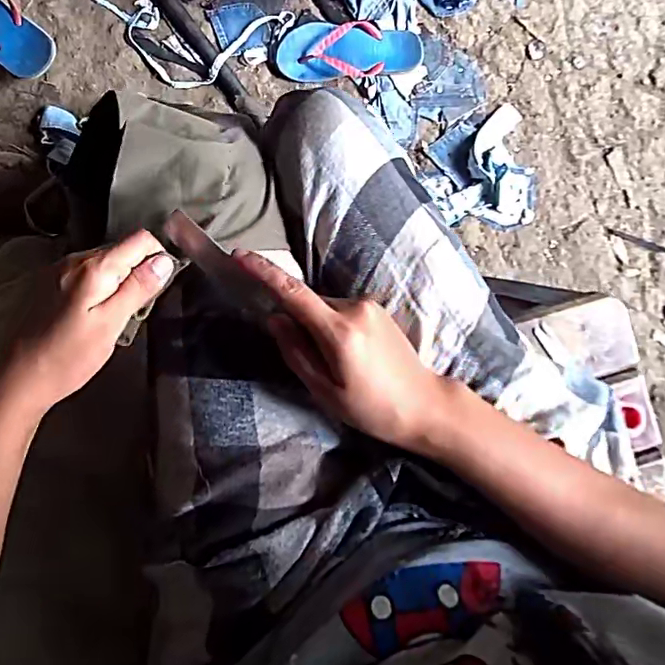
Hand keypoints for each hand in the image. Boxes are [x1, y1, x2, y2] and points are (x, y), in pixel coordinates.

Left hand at [0, 229, 176, 421]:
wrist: (18, 380)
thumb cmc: (66, 358)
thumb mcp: (111, 325)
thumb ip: (138, 289)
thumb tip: (164, 262)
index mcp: (92, 268)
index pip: (140, 239)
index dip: (158, 258)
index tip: (159, 285)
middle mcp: (74, 260)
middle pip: (124, 249)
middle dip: (139, 272)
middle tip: (135, 309)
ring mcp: (60, 270)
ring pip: (107, 262)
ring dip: (120, 282)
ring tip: (114, 317)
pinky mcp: (51, 283)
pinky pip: (89, 274)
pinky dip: (101, 288)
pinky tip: (95, 316)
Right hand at [234, 250, 465, 453]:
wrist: (424, 405)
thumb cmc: (373, 408)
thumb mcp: (325, 391)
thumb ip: (295, 352)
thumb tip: (274, 319)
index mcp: (339, 331)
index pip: (293, 293)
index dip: (263, 272)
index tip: (239, 256)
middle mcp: (355, 308)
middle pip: (309, 304)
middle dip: (299, 325)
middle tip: (316, 367)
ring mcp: (370, 306)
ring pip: (325, 309)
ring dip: (319, 328)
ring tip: (341, 367)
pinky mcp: (378, 309)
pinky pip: (342, 311)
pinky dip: (334, 328)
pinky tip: (352, 358)